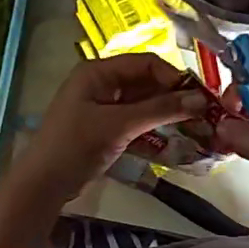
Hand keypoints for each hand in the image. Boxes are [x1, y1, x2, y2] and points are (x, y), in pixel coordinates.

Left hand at [4, 53, 211, 207]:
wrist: (44, 183)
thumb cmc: (76, 145)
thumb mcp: (119, 125)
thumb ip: (160, 110)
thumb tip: (201, 100)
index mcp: (98, 71)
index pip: (146, 63)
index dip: (173, 77)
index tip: (200, 96)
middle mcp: (100, 84)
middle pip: (146, 84)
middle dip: (173, 99)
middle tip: (204, 114)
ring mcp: (101, 109)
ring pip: (142, 106)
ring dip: (166, 116)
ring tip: (196, 128)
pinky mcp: (104, 132)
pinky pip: (135, 125)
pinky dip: (152, 132)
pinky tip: (175, 142)